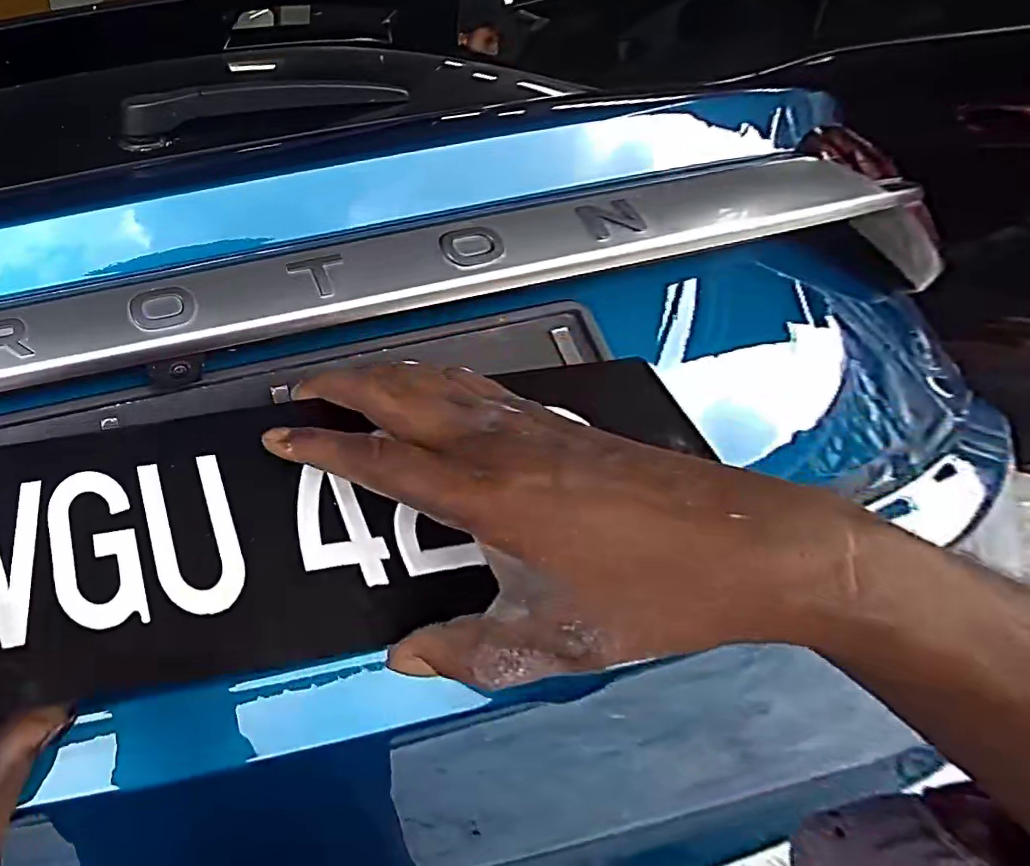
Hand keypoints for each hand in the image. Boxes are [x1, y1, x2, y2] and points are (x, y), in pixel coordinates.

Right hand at [261, 363, 880, 689]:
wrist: (749, 545)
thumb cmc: (647, 595)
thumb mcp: (555, 641)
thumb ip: (468, 651)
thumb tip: (401, 658)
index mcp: (481, 495)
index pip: (377, 458)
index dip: (320, 446)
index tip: (280, 437)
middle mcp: (490, 444)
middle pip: (393, 393)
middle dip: (336, 385)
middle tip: (297, 391)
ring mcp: (519, 421)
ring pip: (427, 377)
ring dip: (376, 372)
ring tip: (342, 379)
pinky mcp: (545, 414)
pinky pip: (464, 380)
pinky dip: (422, 373)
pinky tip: (419, 381)